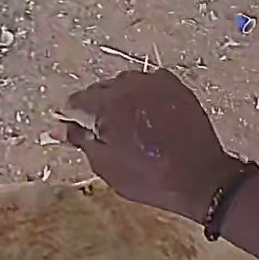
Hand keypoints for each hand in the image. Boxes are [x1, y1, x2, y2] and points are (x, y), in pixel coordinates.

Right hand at [60, 69, 242, 222]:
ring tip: (125, 120)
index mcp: (110, 102)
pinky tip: (147, 112)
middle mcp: (134, 86)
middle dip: (98, 104)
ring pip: (131, 83)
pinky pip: (155, 84)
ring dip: (123, 96)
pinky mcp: (181, 89)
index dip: (73, 113)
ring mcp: (161, 85)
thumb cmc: (148, 176)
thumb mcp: (105, 163)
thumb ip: (81, 139)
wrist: (199, 176)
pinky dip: (146, 94)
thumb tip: (59, 127)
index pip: (80, 99)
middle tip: (100, 127)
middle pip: (105, 87)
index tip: (73, 125)